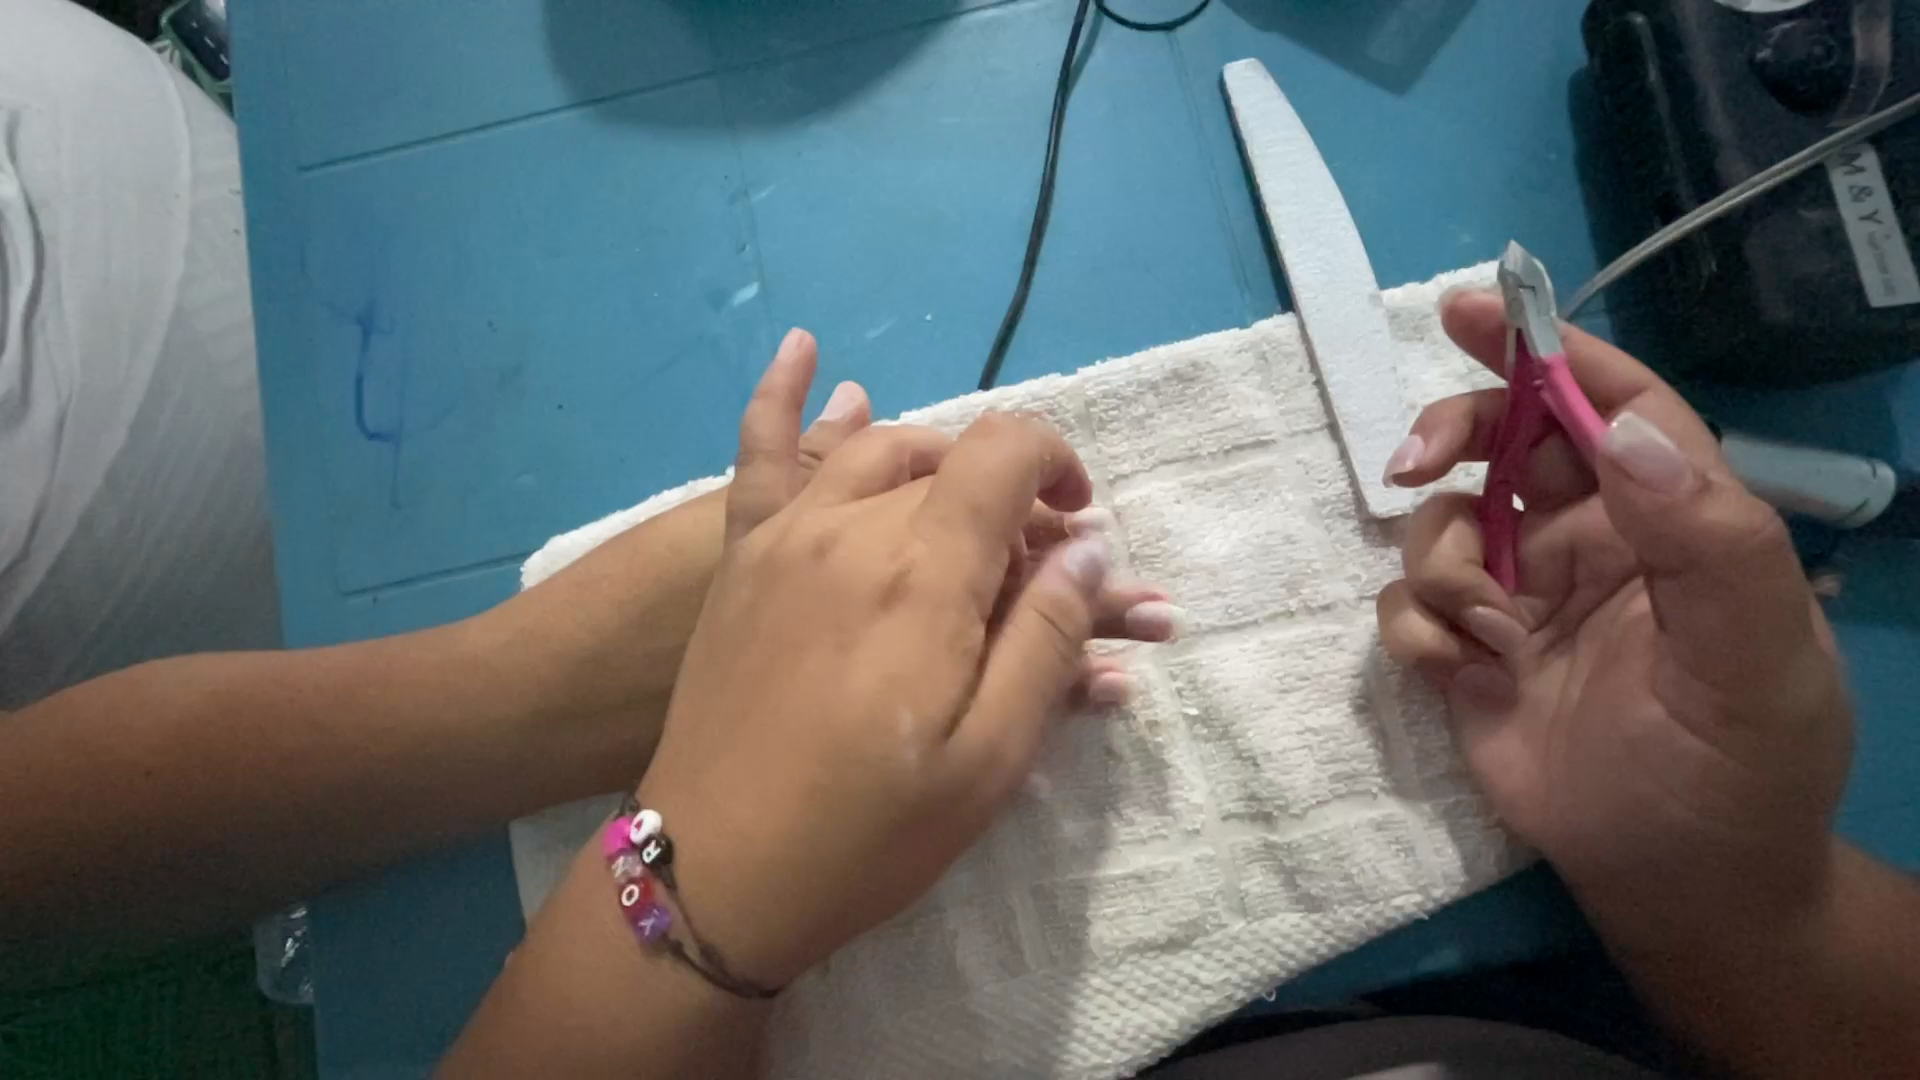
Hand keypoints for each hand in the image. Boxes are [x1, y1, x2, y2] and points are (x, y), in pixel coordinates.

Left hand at [637, 411, 1116, 986]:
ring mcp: (787, 533)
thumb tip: (1091, 547)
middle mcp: (853, 526)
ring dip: (940, 464)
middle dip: (1012, 501)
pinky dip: (785, 396)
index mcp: (925, 574)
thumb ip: (1049, 639)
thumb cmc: (868, 830)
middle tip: (1031, 573)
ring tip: (963, 515)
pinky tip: (802, 347)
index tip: (1082, 520)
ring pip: (882, 449)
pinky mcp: (742, 555)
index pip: (1008, 452)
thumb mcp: (990, 758)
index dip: (1059, 464)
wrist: (716, 873)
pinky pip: (762, 452)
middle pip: (954, 464)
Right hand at [1376, 290, 1852, 940]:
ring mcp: (1508, 593)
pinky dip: (1417, 634)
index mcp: (1664, 521)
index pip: (1606, 407)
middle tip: (1411, 468)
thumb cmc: (1731, 767)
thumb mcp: (1751, 661)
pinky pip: (1401, 605)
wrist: (1663, 875)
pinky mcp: (1453, 642)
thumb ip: (1706, 541)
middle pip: (1493, 448)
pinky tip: (1461, 678)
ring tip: (1487, 638)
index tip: (1470, 311)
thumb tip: (1626, 435)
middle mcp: (1579, 542)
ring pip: (1433, 529)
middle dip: (1446, 442)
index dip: (1542, 351)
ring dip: (1441, 572)